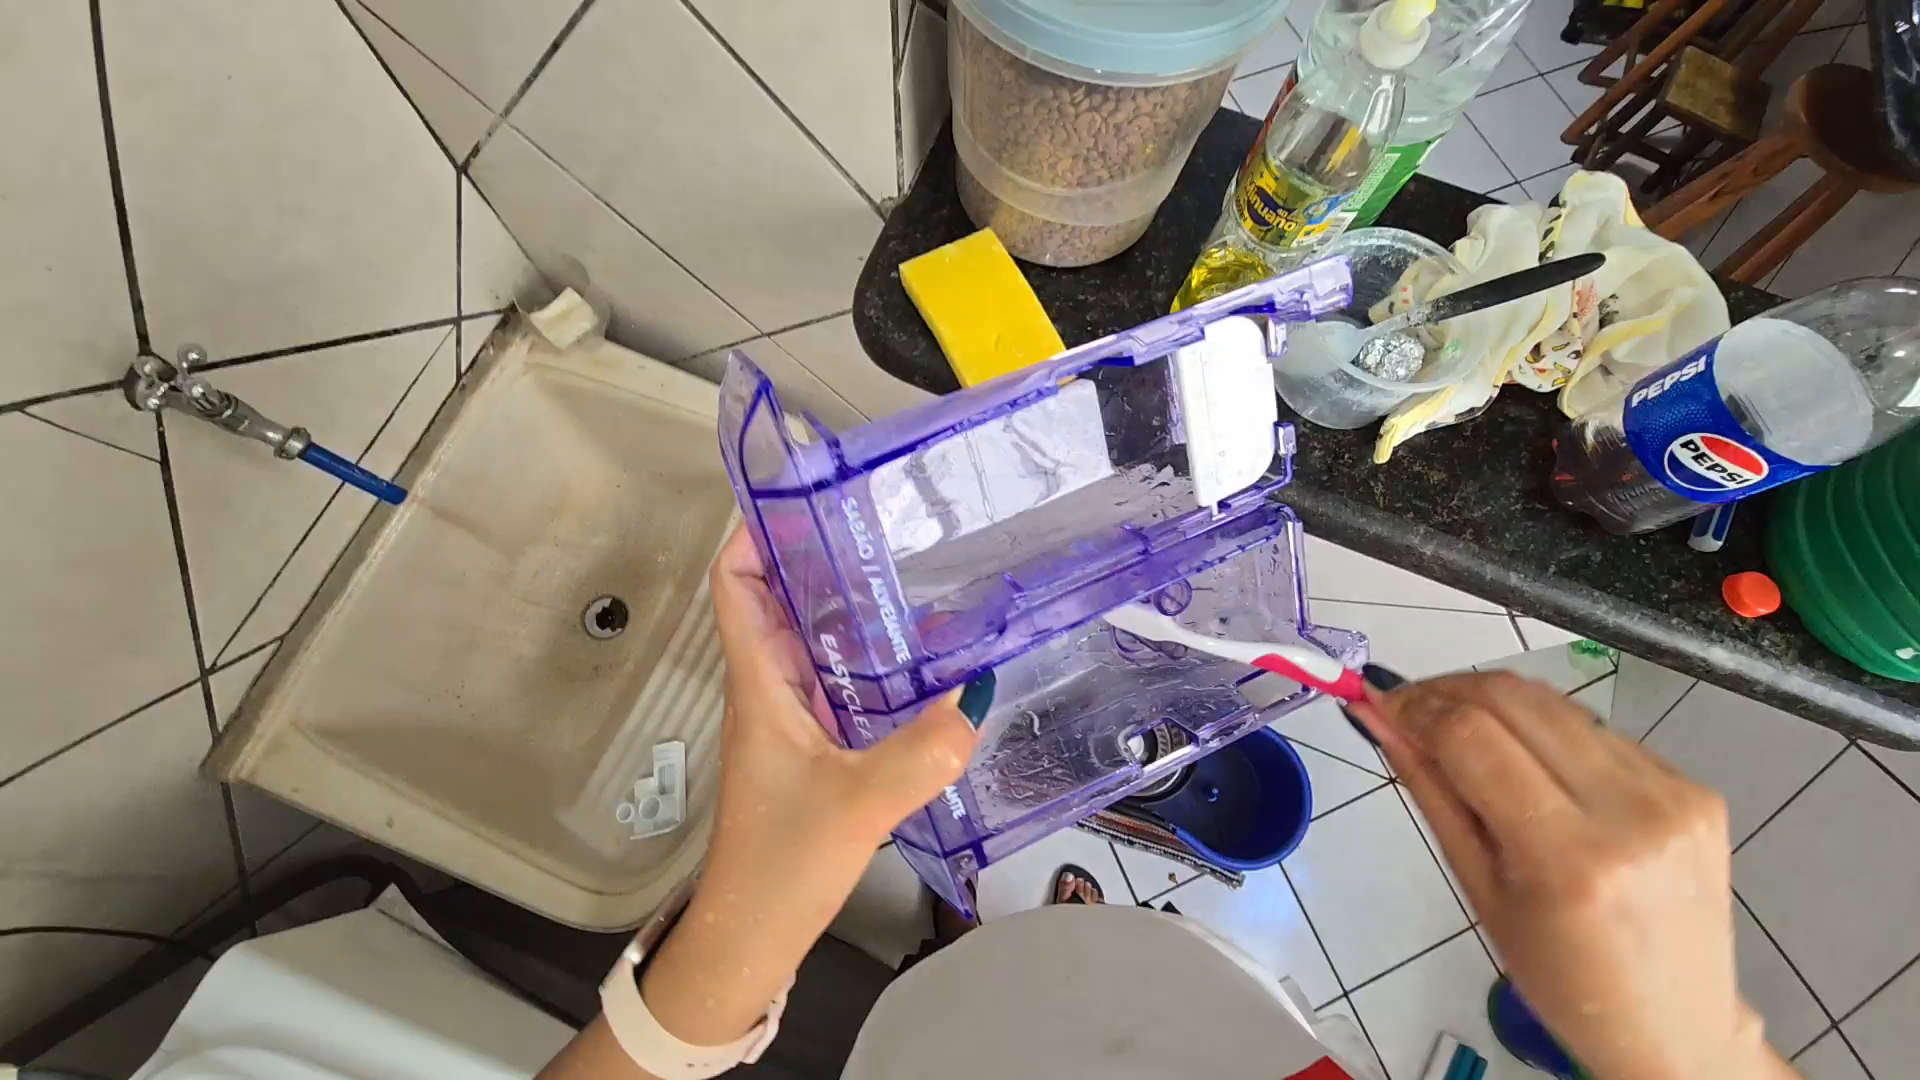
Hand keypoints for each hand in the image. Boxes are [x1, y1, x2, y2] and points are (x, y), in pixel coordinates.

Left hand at [641, 525, 980, 1045]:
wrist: (751, 936)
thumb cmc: (779, 866)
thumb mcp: (854, 806)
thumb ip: (917, 755)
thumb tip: (975, 700)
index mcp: (760, 683)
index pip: (737, 585)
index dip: (757, 535)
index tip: (803, 499)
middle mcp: (772, 687)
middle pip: (781, 599)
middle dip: (820, 557)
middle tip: (881, 525)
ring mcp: (793, 715)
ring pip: (814, 639)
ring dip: (848, 605)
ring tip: (907, 572)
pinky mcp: (816, 743)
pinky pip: (841, 680)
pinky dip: (871, 657)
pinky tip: (919, 655)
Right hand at [1350, 672, 1788, 1079]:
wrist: (1676, 1024)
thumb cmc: (1554, 968)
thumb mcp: (1472, 881)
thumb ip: (1426, 785)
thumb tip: (1374, 715)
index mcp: (1569, 856)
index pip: (1471, 736)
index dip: (1415, 708)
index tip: (1379, 706)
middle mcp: (1630, 812)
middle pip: (1512, 699)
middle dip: (1444, 691)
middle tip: (1407, 709)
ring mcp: (1671, 794)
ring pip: (1550, 702)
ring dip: (1488, 703)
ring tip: (1457, 732)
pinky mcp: (1693, 785)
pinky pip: (1590, 727)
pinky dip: (1538, 729)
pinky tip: (1527, 764)